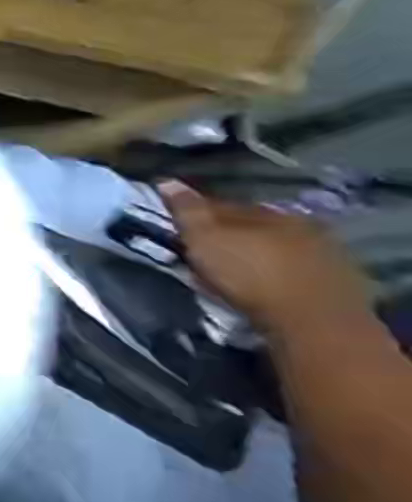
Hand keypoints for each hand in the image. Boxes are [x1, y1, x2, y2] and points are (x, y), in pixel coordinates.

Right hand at [159, 180, 375, 338]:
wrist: (313, 321)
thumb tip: (167, 181)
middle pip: (250, 228)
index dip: (196, 216)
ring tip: (225, 273)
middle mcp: (302, 227)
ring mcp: (324, 256)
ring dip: (249, 257)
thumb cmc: (249, 272)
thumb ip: (186, 210)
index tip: (176, 229)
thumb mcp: (204, 238)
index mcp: (270, 213)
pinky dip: (270, 275)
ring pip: (272, 250)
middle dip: (226, 238)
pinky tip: (255, 287)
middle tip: (199, 253)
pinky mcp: (334, 284)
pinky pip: (289, 271)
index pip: (223, 206)